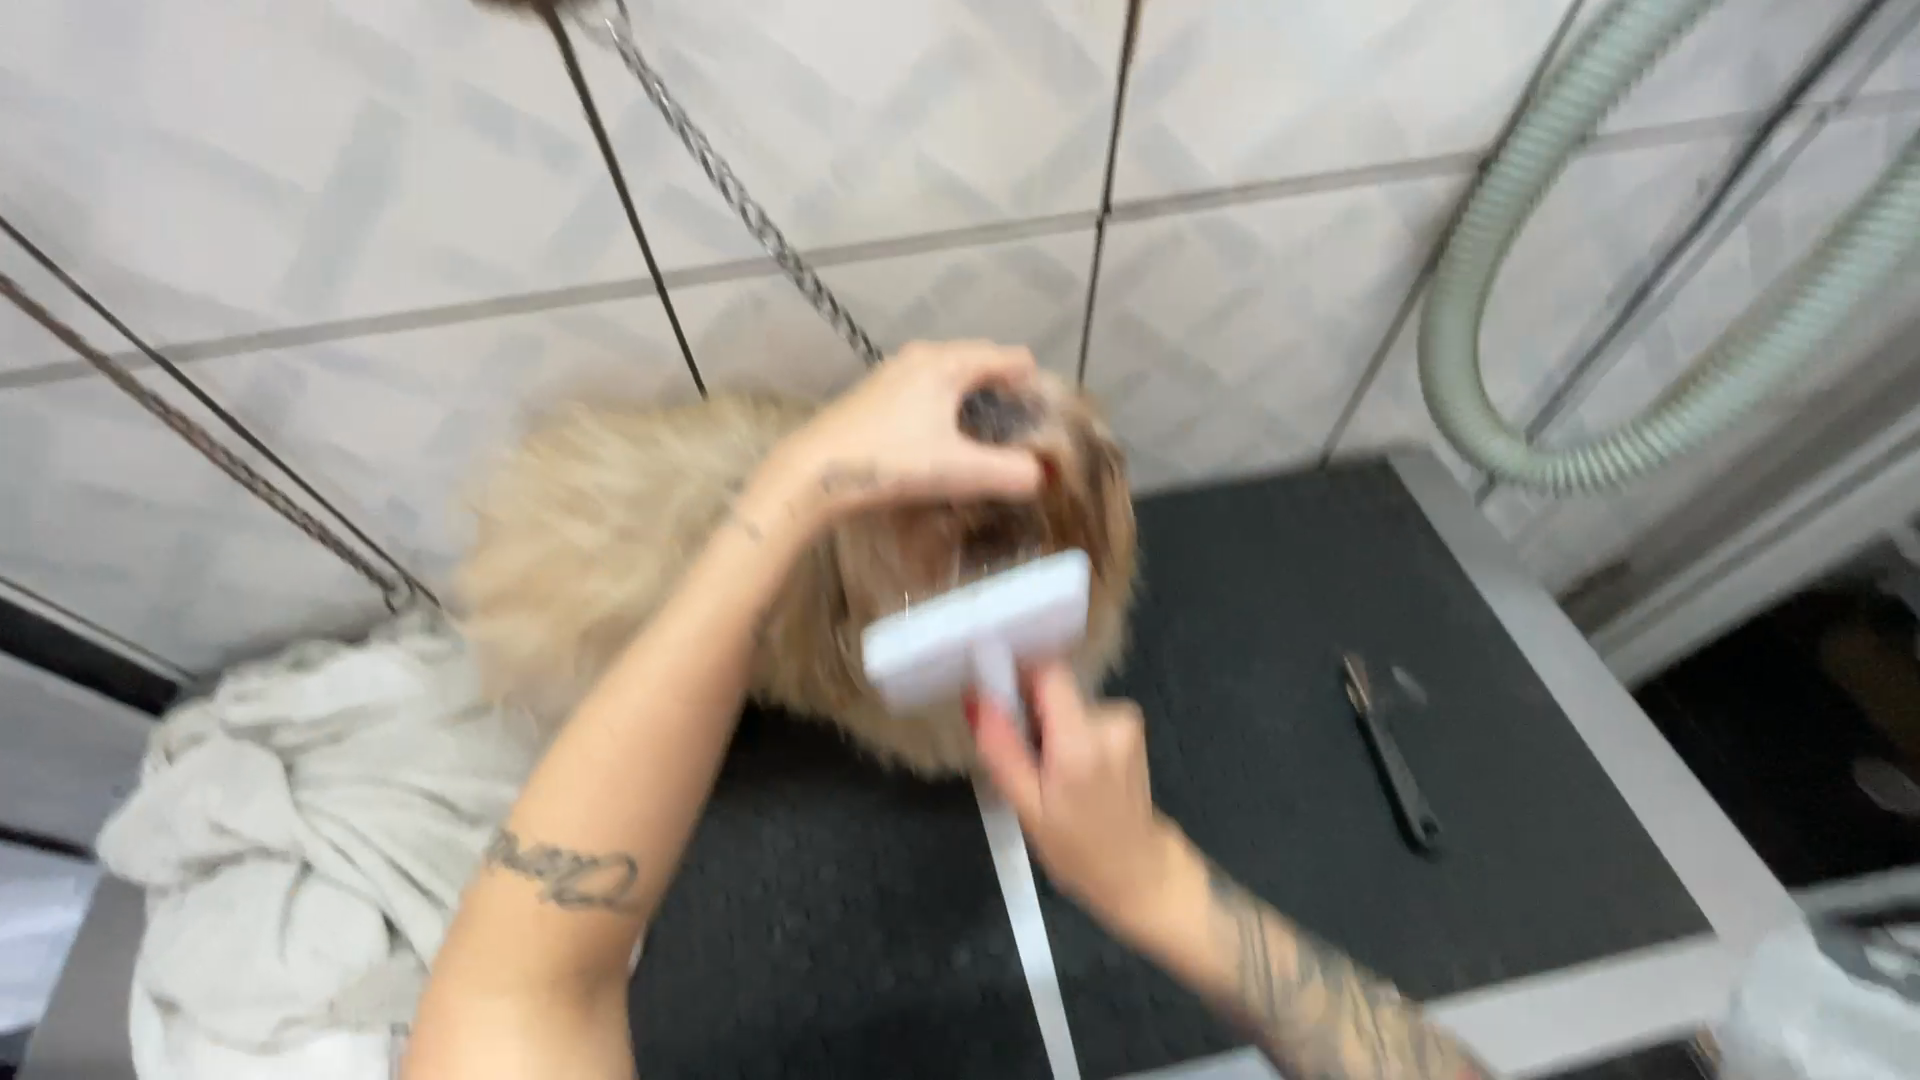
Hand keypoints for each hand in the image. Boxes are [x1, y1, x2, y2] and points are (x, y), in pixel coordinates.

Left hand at [764, 341, 1045, 522]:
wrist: (812, 472)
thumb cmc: (891, 463)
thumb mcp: (958, 471)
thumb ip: (1009, 473)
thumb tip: (1039, 476)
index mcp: (948, 363)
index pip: (1009, 357)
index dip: (1032, 385)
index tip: (1040, 420)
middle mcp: (921, 356)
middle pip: (978, 361)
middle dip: (1003, 389)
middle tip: (1016, 430)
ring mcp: (892, 372)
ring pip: (948, 374)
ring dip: (969, 397)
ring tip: (980, 436)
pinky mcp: (872, 393)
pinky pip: (923, 388)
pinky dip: (941, 405)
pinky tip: (937, 439)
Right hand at [970, 660, 1185, 935]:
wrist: (1139, 871)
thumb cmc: (1077, 849)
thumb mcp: (1027, 807)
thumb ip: (1001, 749)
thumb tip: (976, 698)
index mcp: (1081, 741)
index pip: (1048, 672)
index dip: (1018, 676)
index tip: (998, 701)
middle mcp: (1110, 720)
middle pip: (1054, 688)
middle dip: (1031, 712)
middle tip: (1023, 756)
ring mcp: (1126, 722)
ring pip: (1067, 702)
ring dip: (1050, 726)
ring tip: (1048, 771)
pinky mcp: (1130, 726)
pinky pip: (1084, 713)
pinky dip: (1070, 732)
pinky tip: (1071, 769)